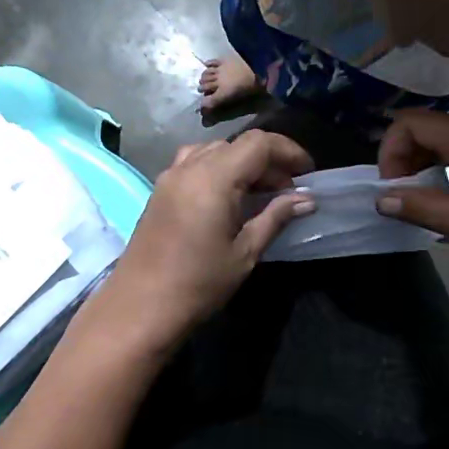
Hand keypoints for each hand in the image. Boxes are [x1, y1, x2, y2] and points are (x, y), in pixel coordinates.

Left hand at [97, 131, 315, 335]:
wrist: (141, 305)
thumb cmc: (198, 283)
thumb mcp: (245, 252)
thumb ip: (275, 217)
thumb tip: (306, 199)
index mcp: (213, 177)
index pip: (258, 143)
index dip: (288, 151)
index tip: (307, 173)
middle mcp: (189, 167)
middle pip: (236, 144)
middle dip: (267, 160)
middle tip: (289, 190)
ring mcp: (169, 176)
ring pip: (214, 150)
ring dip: (241, 163)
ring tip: (260, 193)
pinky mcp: (159, 190)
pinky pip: (193, 162)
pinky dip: (217, 168)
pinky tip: (227, 197)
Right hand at [374, 111, 448, 274]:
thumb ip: (423, 208)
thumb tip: (380, 199)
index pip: (411, 123)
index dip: (390, 150)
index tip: (391, 186)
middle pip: (425, 126)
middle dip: (402, 157)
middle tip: (401, 194)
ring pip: (442, 137)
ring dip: (421, 162)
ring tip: (420, 196)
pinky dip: (441, 164)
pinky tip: (448, 193)